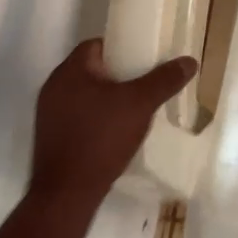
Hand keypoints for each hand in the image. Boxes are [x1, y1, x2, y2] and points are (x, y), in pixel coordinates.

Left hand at [30, 39, 196, 212]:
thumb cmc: (102, 138)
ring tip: (134, 107)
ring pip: (84, 93)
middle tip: (145, 82)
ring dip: (107, 97)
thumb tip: (189, 60)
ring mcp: (48, 114)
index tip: (143, 57)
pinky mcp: (50, 136)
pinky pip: (77, 115)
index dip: (121, 46)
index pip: (96, 45)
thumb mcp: (141, 105)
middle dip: (118, 73)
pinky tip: (115, 130)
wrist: (67, 192)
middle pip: (91, 69)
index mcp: (70, 71)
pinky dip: (96, 116)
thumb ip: (164, 80)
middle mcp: (53, 87)